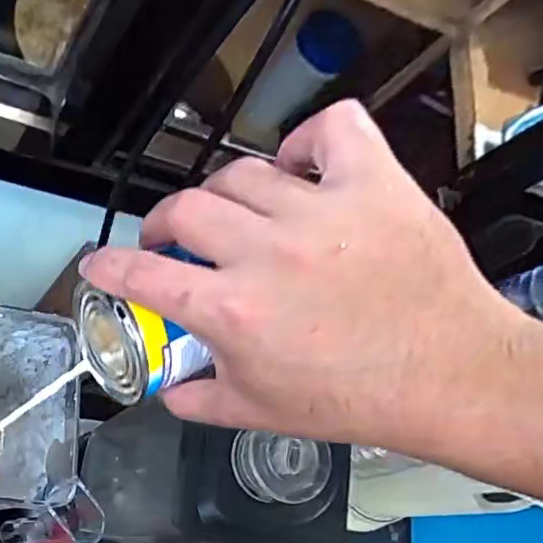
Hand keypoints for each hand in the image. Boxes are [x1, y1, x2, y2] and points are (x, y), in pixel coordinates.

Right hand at [79, 100, 538, 449]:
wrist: (444, 376)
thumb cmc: (350, 398)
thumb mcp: (253, 412)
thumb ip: (195, 399)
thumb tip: (169, 391)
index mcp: (230, 311)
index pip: (142, 276)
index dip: (108, 267)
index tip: (98, 265)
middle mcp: (265, 254)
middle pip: (183, 210)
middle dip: (161, 225)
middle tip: (166, 240)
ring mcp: (320, 212)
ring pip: (242, 172)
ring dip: (220, 195)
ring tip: (228, 215)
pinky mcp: (373, 186)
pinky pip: (329, 130)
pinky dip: (303, 141)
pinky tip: (296, 167)